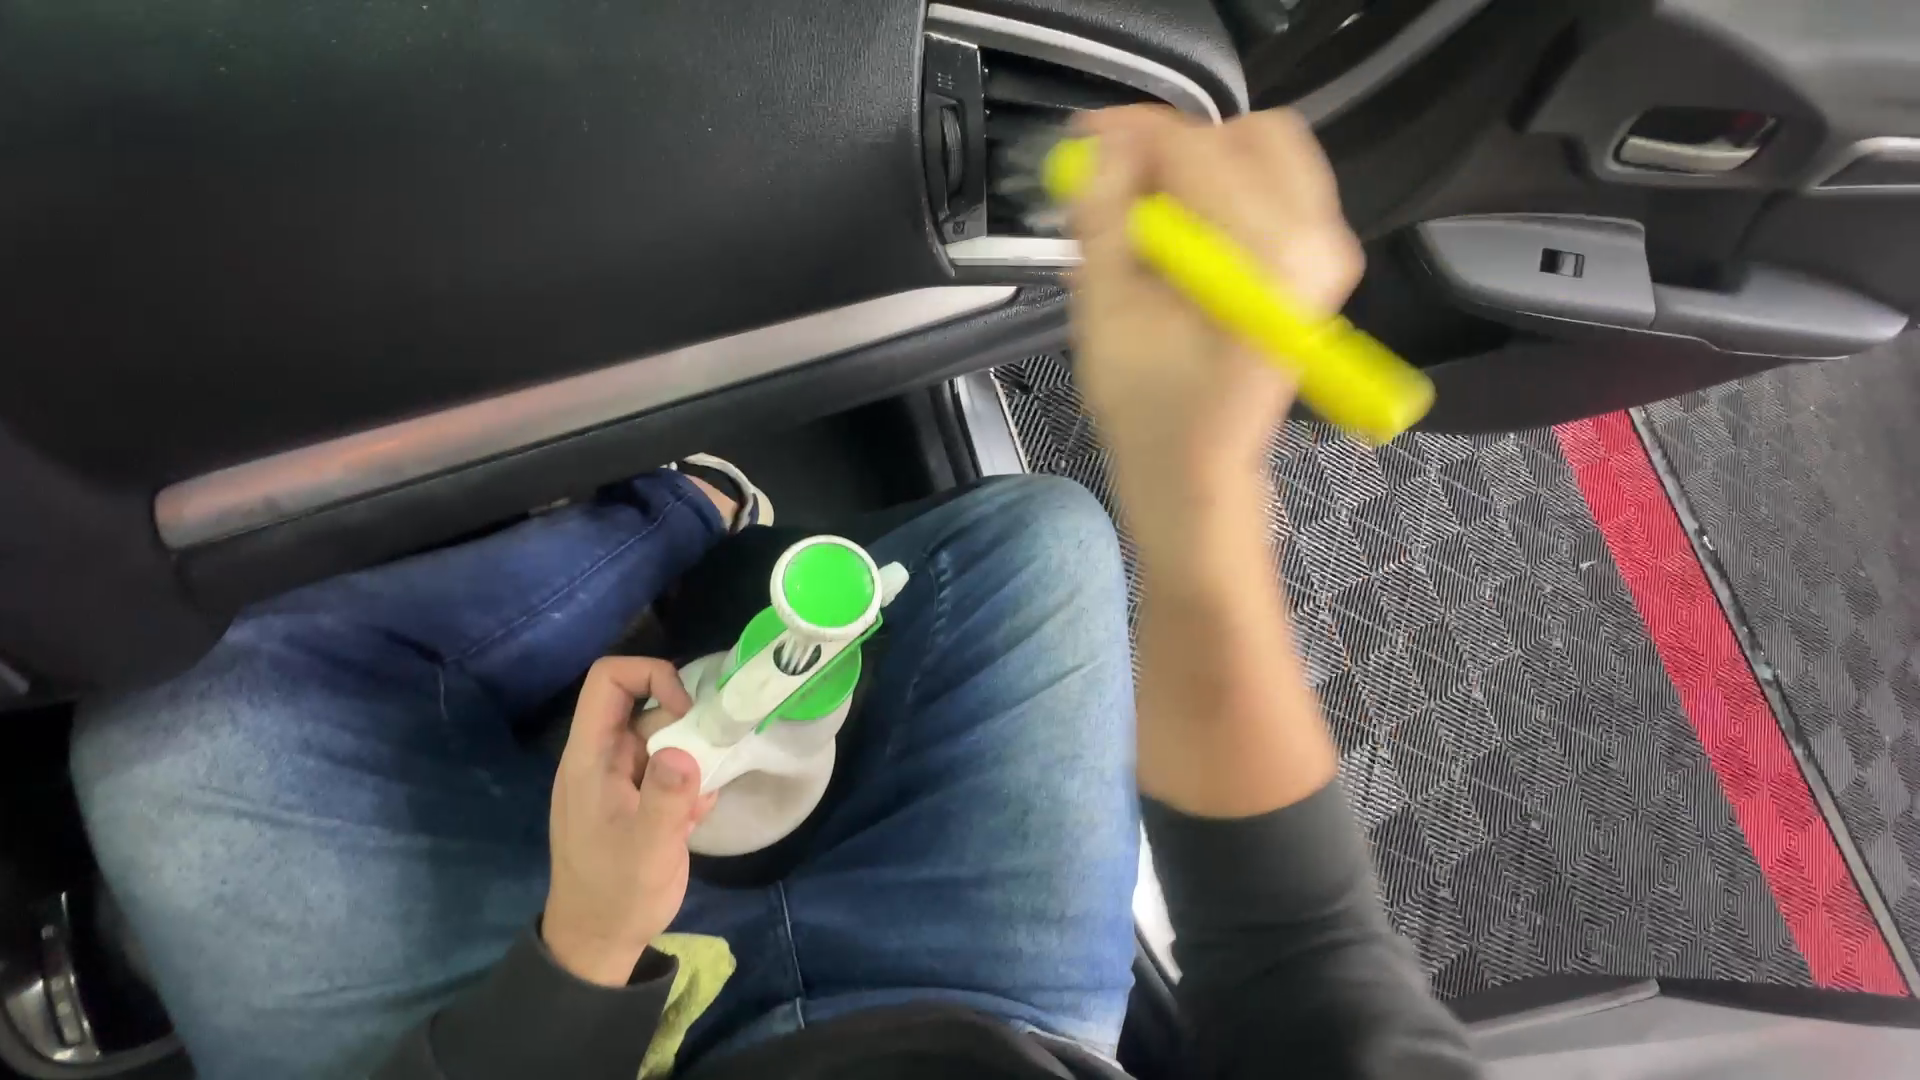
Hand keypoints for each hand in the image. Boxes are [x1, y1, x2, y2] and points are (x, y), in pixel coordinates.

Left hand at [543, 657, 716, 986]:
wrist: (601, 942)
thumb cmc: (617, 893)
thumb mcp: (646, 849)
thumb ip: (665, 799)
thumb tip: (685, 752)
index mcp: (591, 757)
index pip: (609, 680)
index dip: (651, 676)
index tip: (687, 711)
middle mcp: (606, 757)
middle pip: (648, 705)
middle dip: (687, 723)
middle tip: (713, 755)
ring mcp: (625, 776)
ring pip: (668, 735)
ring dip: (696, 755)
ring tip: (703, 796)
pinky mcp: (643, 795)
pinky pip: (674, 765)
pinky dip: (694, 780)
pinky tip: (698, 815)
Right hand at [1068, 107, 1362, 557]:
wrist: (1196, 471)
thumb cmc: (1146, 411)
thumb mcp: (1104, 312)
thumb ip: (1102, 217)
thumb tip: (1101, 146)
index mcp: (1265, 260)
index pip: (1197, 152)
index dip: (1133, 139)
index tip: (1085, 145)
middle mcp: (1317, 244)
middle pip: (1246, 137)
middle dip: (1174, 152)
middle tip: (1117, 189)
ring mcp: (1328, 254)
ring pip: (1264, 156)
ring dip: (1197, 172)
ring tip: (1143, 222)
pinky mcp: (1319, 265)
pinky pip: (1274, 190)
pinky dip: (1221, 195)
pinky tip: (1178, 240)